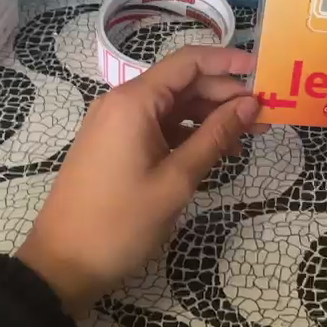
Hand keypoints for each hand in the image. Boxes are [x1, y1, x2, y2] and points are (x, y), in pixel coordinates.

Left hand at [18, 46, 258, 318]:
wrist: (61, 265)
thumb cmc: (120, 222)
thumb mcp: (176, 180)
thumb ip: (215, 136)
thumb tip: (251, 103)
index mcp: (134, 101)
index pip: (188, 62)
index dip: (227, 61)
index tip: (262, 70)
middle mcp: (123, 101)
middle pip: (183, 82)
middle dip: (225, 94)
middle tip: (265, 114)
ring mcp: (117, 123)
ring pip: (174, 105)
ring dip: (210, 115)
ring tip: (248, 136)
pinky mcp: (116, 143)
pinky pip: (160, 125)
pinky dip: (189, 132)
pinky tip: (216, 149)